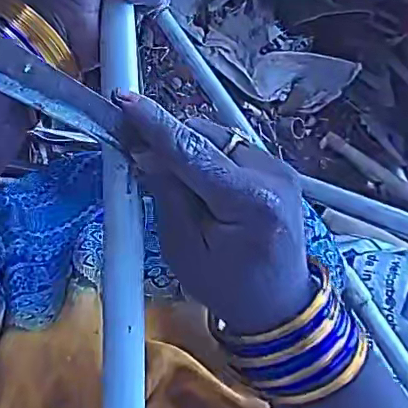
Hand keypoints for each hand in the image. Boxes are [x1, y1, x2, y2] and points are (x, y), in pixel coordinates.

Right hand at [116, 91, 315, 333]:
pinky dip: (201, 154)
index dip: (154, 124)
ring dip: (184, 148)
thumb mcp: (183, 248)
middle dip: (166, 140)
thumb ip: (166, 195)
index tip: (127, 102)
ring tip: (169, 177)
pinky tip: (192, 179)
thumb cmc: (229, 287)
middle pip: (202, 135)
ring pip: (213, 135)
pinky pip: (226, 146)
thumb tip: (146, 154)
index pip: (191, 151)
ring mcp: (278, 167)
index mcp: (251, 202)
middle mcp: (272, 175)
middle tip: (135, 155)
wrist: (280, 305)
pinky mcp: (275, 167)